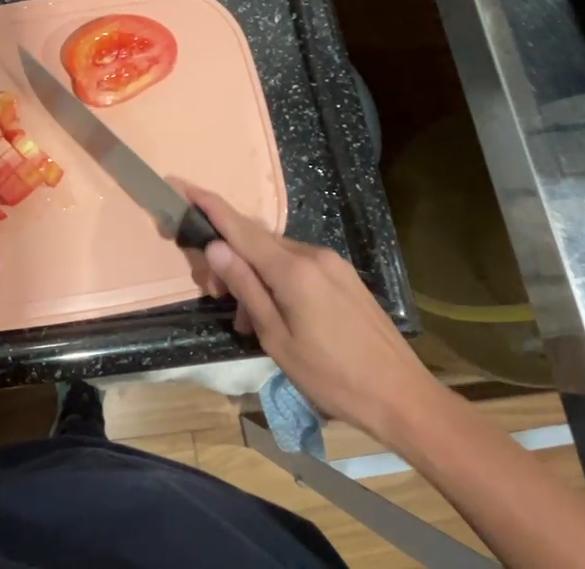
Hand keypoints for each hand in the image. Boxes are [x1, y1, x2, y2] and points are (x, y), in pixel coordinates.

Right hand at [192, 187, 446, 443]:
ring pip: (277, 257)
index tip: (181, 185)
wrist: (403, 398)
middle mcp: (313, 255)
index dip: (208, 206)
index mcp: (293, 270)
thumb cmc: (332, 376)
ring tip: (245, 319)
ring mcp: (333, 265)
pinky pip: (298, 267)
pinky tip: (274, 314)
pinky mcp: (345, 278)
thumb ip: (245, 288)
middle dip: (228, 257)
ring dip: (253, 276)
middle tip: (213, 295)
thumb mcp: (277, 338)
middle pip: (256, 242)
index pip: (239, 228)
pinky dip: (276, 282)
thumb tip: (215, 246)